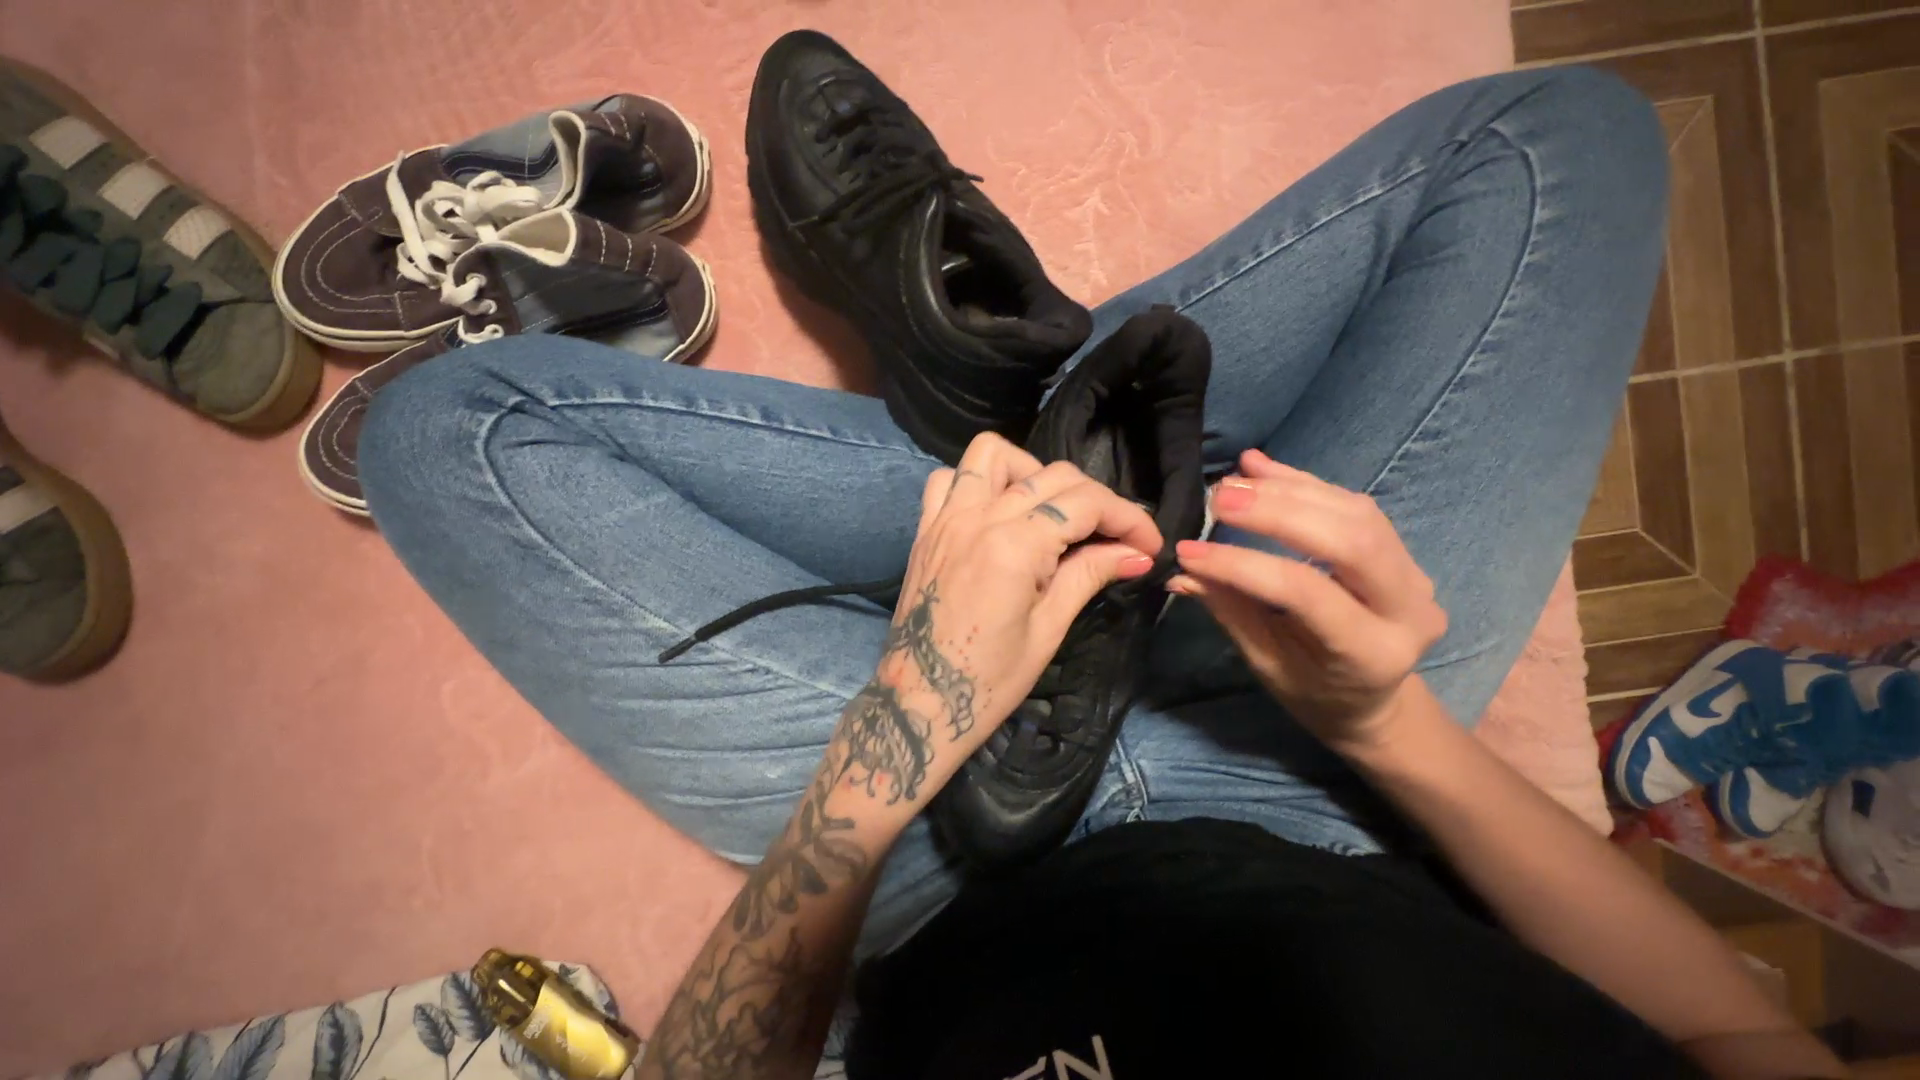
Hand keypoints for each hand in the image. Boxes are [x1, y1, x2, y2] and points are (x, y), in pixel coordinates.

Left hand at [849, 433, 1163, 803]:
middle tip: (1116, 537)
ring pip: (993, 455)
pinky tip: (999, 511)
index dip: (1129, 518)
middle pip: (1052, 475)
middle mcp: (978, 517)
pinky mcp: (925, 530)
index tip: (1150, 544)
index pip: (1085, 504)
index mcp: (1014, 545)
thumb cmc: (989, 679)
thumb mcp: (1048, 629)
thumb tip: (1138, 553)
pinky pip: (950, 479)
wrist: (920, 702)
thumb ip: (1089, 575)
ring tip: (1053, 511)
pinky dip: (978, 481)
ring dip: (1033, 471)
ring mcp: (946, 519)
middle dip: (1096, 500)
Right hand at [1170, 448, 1446, 752]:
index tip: (1189, 551)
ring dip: (1290, 488)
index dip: (1243, 565)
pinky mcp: (1403, 552)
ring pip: (1355, 512)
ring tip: (1235, 478)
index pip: (1304, 591)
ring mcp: (1414, 574)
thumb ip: (1231, 611)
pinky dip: (1304, 483)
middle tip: (1220, 497)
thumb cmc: (1314, 694)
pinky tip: (1260, 468)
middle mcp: (1408, 608)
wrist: (1374, 702)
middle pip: (1349, 538)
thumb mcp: (1268, 664)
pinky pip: (1354, 505)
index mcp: (1370, 651)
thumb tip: (1181, 571)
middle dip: (1278, 511)